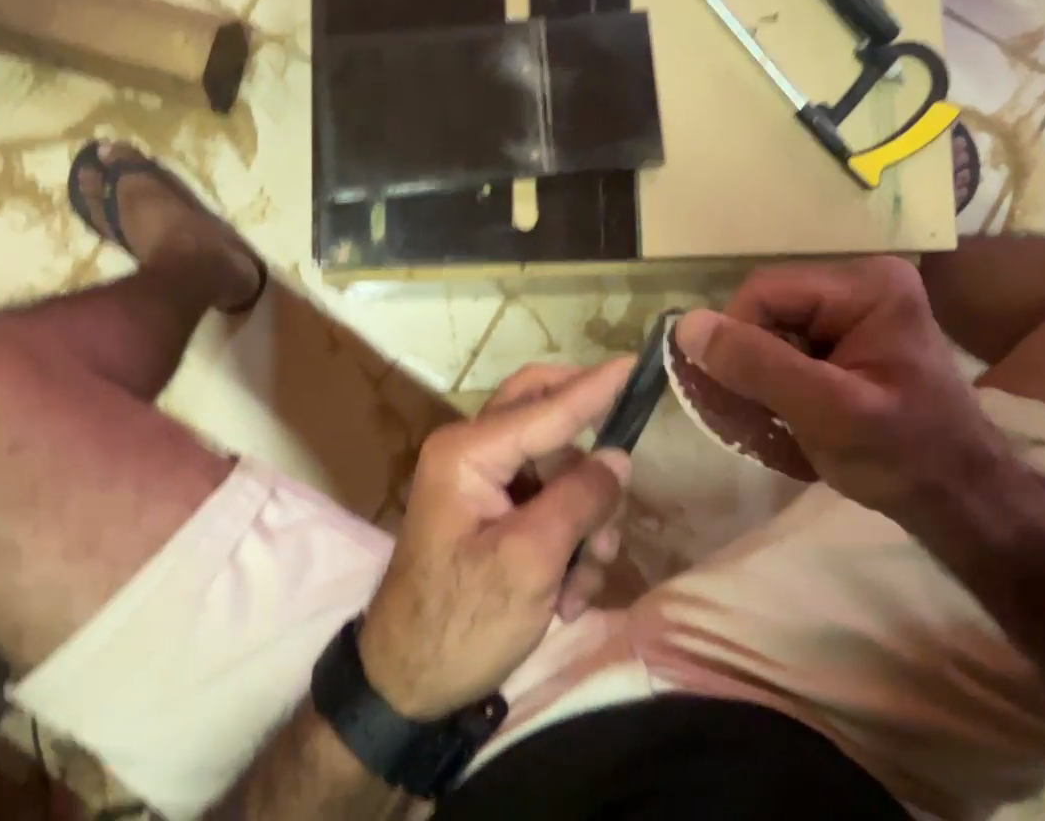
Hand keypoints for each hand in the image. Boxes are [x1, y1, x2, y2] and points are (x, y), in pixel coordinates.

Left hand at [358, 360, 633, 719]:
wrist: (410, 682)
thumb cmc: (463, 622)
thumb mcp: (530, 561)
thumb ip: (579, 500)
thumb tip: (618, 457)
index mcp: (467, 453)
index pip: (545, 408)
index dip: (595, 389)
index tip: (634, 362)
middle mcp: (471, 454)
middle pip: (546, 422)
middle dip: (588, 467)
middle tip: (613, 493)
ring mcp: (482, 483)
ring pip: (559, 470)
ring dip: (584, 525)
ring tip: (580, 586)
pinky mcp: (494, 513)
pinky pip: (550, 503)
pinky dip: (569, 543)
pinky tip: (567, 594)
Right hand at [674, 258, 1003, 517]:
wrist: (959, 498)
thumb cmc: (904, 457)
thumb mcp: (827, 413)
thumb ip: (758, 366)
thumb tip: (686, 325)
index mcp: (868, 285)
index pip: (764, 291)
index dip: (738, 340)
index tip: (746, 397)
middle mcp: (862, 282)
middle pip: (766, 307)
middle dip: (751, 359)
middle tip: (762, 412)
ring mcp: (857, 308)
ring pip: (770, 328)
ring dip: (760, 373)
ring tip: (780, 417)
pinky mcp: (850, 334)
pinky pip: (787, 343)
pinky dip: (776, 379)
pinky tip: (793, 411)